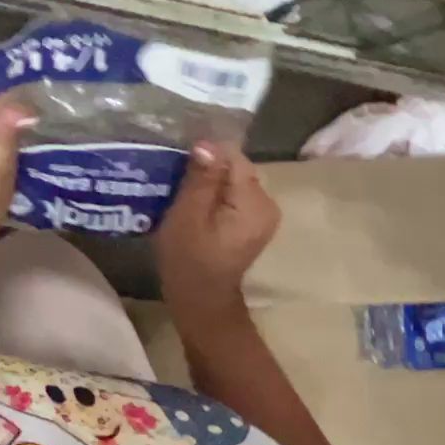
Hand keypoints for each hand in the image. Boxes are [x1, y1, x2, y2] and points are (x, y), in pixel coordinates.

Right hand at [154, 143, 280, 310]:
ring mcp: (263, 213)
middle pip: (235, 167)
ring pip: (233, 179)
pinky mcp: (253, 221)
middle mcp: (267, 203)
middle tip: (178, 180)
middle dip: (208, 169)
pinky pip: (234, 193)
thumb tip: (206, 145)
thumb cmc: (189, 259)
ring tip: (184, 191)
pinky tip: (196, 205)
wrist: (201, 300)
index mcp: (254, 202)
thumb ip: (200, 179)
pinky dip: (215, 194)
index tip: (180, 167)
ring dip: (209, 181)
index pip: (232, 157)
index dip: (205, 157)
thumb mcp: (187, 216)